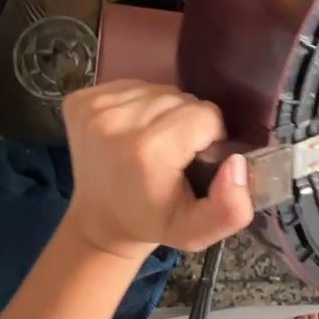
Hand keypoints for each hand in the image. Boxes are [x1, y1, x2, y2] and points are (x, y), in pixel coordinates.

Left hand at [59, 80, 254, 258]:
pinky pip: (133, 86)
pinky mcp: (81, 99)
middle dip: (187, 124)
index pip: (206, 115)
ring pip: (159, 89)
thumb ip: (230, 209)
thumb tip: (237, 163)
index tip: (195, 161)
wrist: (101, 219)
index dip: (210, 138)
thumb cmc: (154, 221)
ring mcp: (95, 107)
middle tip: (174, 156)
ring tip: (153, 143)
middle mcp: (117, 120)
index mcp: (149, 149)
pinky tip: (131, 133)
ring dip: (164, 113)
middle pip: (182, 99)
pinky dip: (140, 105)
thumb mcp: (198, 231)